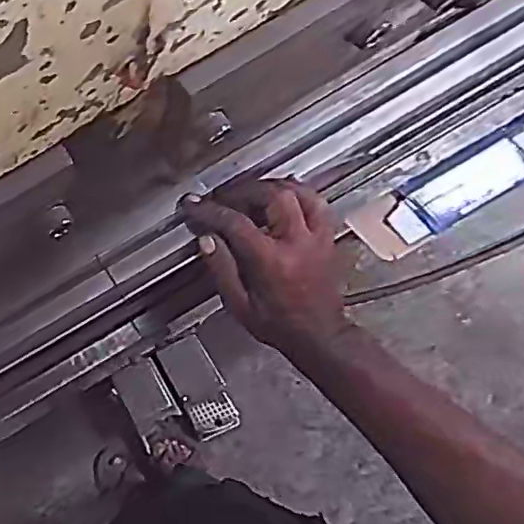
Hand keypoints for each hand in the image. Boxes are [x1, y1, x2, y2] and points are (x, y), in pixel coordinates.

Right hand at [182, 179, 352, 354]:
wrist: (319, 336)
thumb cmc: (281, 325)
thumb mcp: (239, 305)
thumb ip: (222, 269)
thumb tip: (207, 240)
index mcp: (272, 262)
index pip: (236, 223)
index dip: (211, 211)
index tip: (195, 206)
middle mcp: (298, 244)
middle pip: (271, 196)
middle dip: (242, 190)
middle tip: (224, 196)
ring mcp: (317, 239)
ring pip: (298, 192)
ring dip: (271, 186)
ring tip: (252, 191)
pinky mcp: (327, 239)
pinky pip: (317, 203)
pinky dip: (298, 193)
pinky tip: (283, 195)